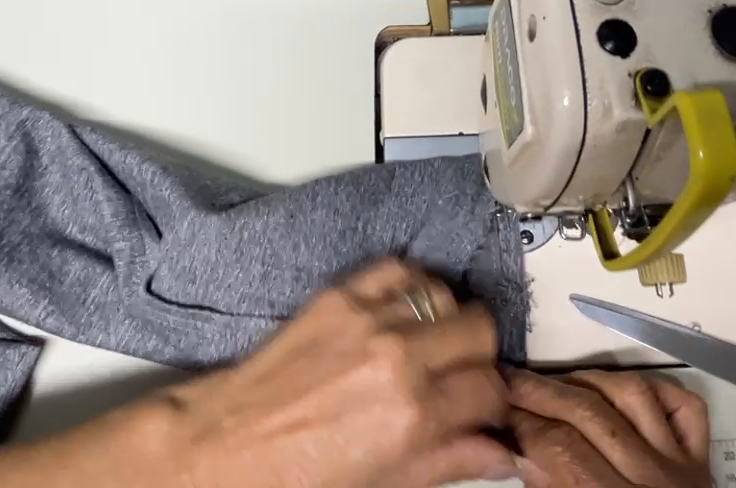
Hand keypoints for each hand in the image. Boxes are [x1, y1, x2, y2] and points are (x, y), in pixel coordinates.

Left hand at [165, 258, 517, 487]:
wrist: (230, 445)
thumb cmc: (304, 476)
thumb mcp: (387, 482)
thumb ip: (452, 462)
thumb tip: (505, 454)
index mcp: (414, 415)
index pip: (490, 388)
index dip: (493, 402)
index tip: (484, 407)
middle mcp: (399, 356)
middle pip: (480, 328)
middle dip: (479, 355)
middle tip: (460, 374)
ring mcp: (369, 317)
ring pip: (445, 293)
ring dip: (447, 319)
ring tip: (431, 342)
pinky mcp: (340, 293)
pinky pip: (400, 268)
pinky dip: (412, 284)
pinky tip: (405, 309)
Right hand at [508, 369, 711, 487]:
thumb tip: (517, 449)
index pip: (559, 447)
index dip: (523, 422)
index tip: (497, 406)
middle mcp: (651, 481)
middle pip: (590, 414)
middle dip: (542, 392)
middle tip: (510, 380)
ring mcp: (683, 468)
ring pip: (634, 395)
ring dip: (589, 381)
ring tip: (560, 383)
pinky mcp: (703, 462)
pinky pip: (685, 408)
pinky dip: (658, 388)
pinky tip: (623, 390)